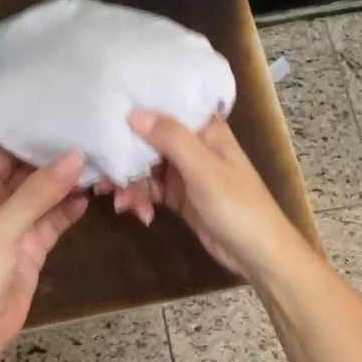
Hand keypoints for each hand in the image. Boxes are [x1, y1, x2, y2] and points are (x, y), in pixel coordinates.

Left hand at [0, 147, 88, 361]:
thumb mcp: (3, 228)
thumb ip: (38, 192)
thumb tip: (74, 155)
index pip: (5, 151)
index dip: (31, 134)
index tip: (64, 114)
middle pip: (29, 171)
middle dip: (56, 156)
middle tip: (91, 133)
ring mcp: (17, 225)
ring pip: (46, 194)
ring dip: (68, 182)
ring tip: (99, 159)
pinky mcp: (34, 246)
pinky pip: (54, 219)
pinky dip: (71, 208)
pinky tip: (92, 194)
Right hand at [102, 109, 311, 283]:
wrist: (259, 255)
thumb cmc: (238, 206)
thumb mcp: (204, 170)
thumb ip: (171, 138)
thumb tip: (133, 111)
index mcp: (205, 129)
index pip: (165, 105)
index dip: (136, 108)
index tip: (104, 113)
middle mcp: (193, 144)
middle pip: (148, 138)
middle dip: (124, 154)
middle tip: (102, 173)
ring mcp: (185, 171)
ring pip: (145, 166)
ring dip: (130, 182)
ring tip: (120, 202)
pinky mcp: (180, 196)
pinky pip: (150, 189)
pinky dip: (140, 198)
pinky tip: (137, 213)